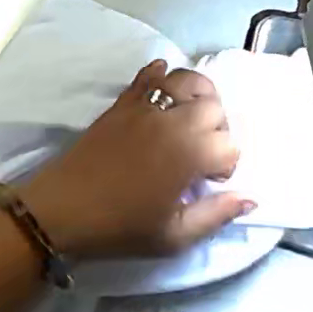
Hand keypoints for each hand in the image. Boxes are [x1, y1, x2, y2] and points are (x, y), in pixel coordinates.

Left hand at [21, 60, 251, 259]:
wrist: (62, 210)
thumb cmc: (120, 227)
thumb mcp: (173, 237)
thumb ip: (216, 215)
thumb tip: (250, 199)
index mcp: (190, 153)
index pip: (230, 144)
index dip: (226, 164)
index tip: (209, 181)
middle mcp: (174, 120)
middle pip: (215, 107)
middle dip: (218, 128)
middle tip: (202, 152)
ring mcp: (147, 106)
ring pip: (189, 79)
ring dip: (199, 96)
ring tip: (191, 118)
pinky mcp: (124, 101)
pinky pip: (151, 74)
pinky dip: (164, 76)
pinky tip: (165, 90)